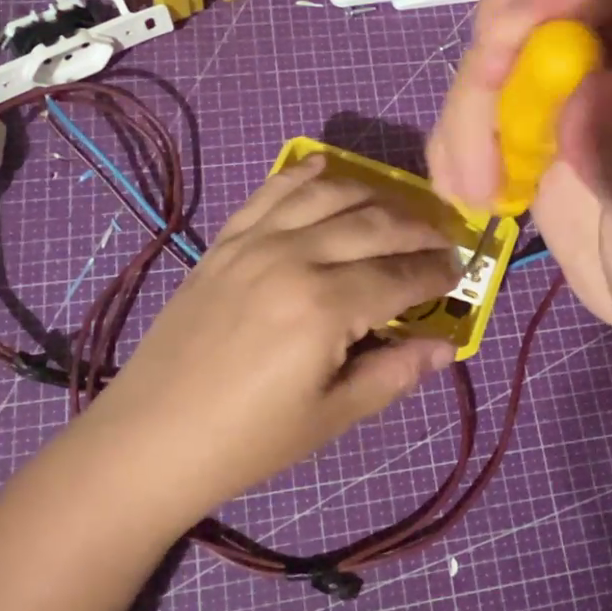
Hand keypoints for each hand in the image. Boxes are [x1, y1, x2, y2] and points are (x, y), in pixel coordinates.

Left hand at [95, 155, 461, 513]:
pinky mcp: (224, 241)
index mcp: (325, 308)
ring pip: (329, 196)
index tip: (462, 273)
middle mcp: (294, 258)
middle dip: (419, 229)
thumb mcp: (330, 417)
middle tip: (444, 239)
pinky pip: (271, 192)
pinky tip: (327, 169)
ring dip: (373, 195)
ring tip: (399, 208)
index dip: (438, 273)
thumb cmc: (247, 441)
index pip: (401, 277)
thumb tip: (447, 346)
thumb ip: (393, 373)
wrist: (150, 438)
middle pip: (374, 226)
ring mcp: (254, 243)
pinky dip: (304, 175)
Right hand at [428, 0, 611, 353]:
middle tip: (482, 94)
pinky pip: (471, 108)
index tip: (515, 30)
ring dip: (467, 111)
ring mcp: (564, 91)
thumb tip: (585, 90)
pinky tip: (466, 196)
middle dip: (499, 33)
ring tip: (476, 192)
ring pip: (493, 52)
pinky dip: (453, 144)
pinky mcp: (525, 130)